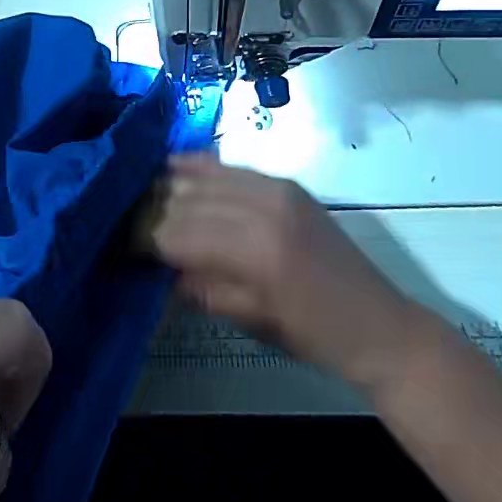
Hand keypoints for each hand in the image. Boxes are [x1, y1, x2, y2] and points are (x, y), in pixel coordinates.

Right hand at [151, 154, 432, 390]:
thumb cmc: (313, 336)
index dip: (145, 238)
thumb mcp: (249, 319)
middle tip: (126, 222)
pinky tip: (172, 165)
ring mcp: (276, 189)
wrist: (381, 325)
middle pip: (186, 200)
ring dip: (170, 187)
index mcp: (255, 252)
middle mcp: (262, 208)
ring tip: (145, 198)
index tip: (120, 244)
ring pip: (204, 177)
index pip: (179, 233)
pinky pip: (230, 166)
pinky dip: (199, 166)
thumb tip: (157, 264)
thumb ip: (200, 285)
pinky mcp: (285, 182)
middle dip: (152, 211)